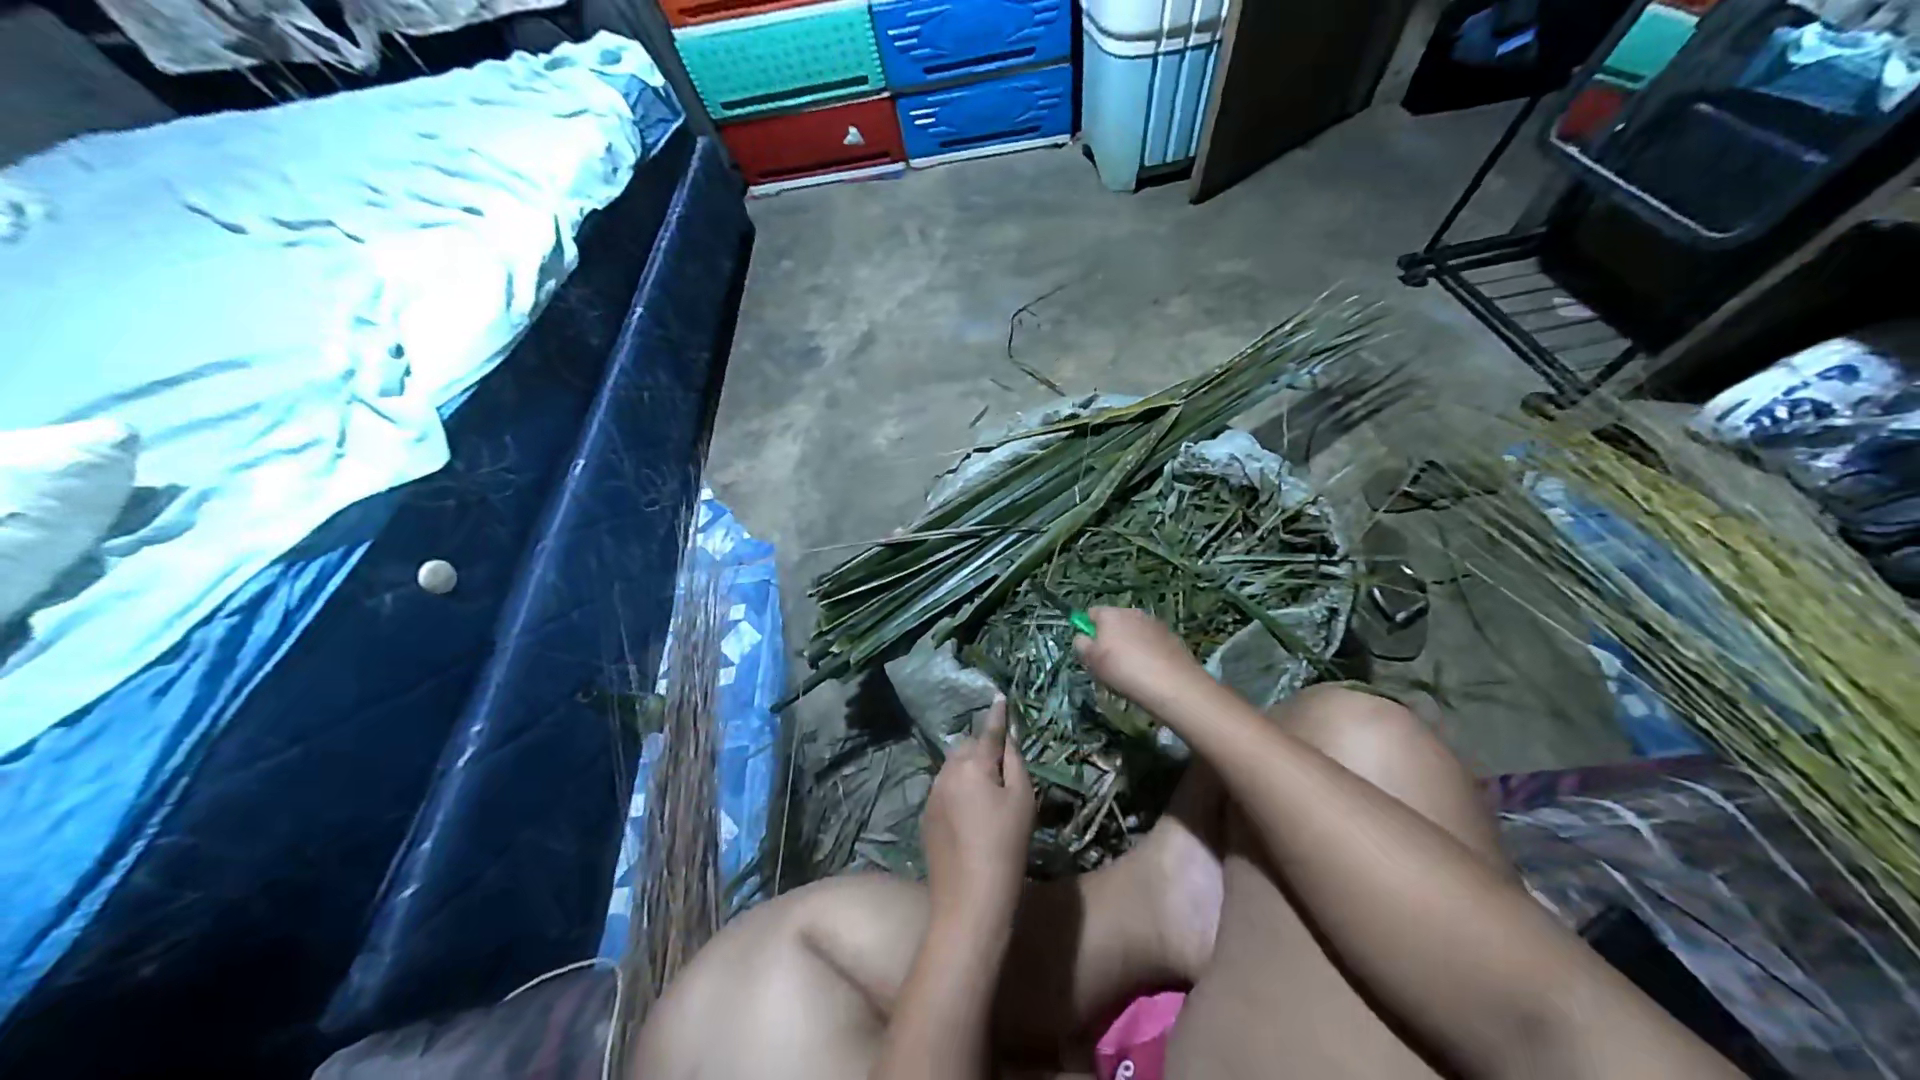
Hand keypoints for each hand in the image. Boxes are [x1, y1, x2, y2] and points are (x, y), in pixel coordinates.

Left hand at [921, 696, 1032, 930]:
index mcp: (971, 765)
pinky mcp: (926, 817)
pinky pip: (945, 791)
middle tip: (1004, 770)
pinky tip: (972, 816)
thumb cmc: (1006, 846)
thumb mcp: (1022, 801)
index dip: (997, 717)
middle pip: (967, 749)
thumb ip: (1014, 763)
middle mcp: (945, 773)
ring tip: (989, 795)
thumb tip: (1005, 741)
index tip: (1000, 699)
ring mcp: (932, 796)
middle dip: (983, 750)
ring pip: (953, 769)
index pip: (988, 733)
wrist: (970, 899)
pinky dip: (958, 791)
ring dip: (969, 771)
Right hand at [1072, 607, 1210, 713]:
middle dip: (1110, 638)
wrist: (1173, 685)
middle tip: (1109, 664)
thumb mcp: (1091, 661)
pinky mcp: (1173, 637)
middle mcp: (1133, 612)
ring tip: (1132, 671)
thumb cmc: (1124, 671)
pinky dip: (1149, 652)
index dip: (1088, 630)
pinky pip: (1152, 642)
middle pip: (1115, 622)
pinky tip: (1151, 672)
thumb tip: (1082, 637)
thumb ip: (1081, 645)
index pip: (1091, 613)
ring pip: (1135, 632)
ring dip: (1130, 645)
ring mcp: (1155, 623)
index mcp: (1110, 614)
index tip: (1090, 651)